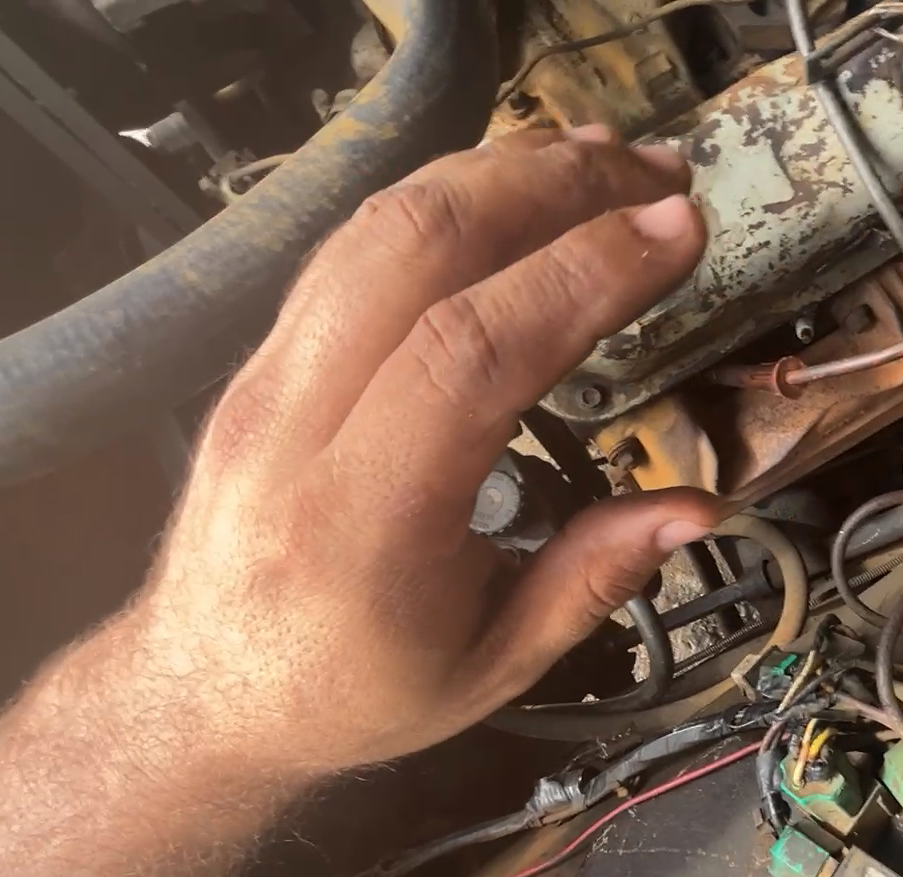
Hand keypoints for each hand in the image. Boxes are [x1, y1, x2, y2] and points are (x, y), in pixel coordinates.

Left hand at [98, 126, 720, 776]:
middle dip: (552, 189)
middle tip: (655, 175)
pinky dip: (452, 196)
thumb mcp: (495, 664)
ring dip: (504, 170)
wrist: (202, 691)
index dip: (583, 274)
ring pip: (382, 225)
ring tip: (604, 157)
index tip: (675, 230)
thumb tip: (700, 507)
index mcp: (366, 522)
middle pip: (418, 250)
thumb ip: (595, 578)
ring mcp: (269, 374)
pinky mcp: (268, 353)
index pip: (473, 353)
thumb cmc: (357, 693)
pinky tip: (519, 186)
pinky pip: (361, 245)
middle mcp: (299, 424)